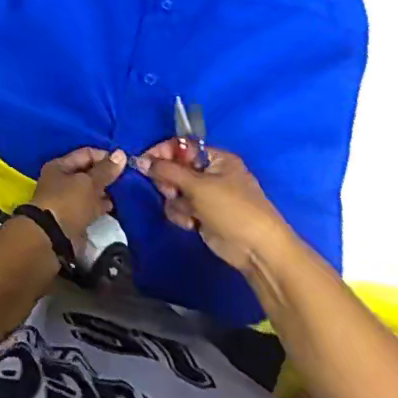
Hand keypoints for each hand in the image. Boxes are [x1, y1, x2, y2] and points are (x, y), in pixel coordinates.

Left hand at [29, 147, 127, 244]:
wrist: (53, 236)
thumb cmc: (69, 202)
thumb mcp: (88, 183)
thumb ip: (105, 170)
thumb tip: (121, 154)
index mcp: (60, 166)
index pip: (85, 154)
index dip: (104, 156)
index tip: (123, 162)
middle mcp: (61, 180)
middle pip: (87, 173)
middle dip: (105, 174)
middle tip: (126, 179)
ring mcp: (66, 199)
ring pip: (89, 190)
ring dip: (104, 191)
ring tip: (122, 192)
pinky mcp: (72, 216)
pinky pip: (89, 206)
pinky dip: (100, 205)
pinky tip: (112, 207)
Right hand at [135, 141, 299, 275]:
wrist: (258, 250)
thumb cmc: (232, 209)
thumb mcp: (198, 185)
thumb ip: (166, 170)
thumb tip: (140, 160)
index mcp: (216, 159)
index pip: (181, 147)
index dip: (162, 153)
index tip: (144, 162)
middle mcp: (211, 174)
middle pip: (175, 168)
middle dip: (169, 181)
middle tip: (170, 191)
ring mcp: (207, 196)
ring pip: (174, 190)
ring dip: (176, 201)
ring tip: (188, 212)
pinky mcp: (203, 215)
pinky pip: (180, 207)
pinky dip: (182, 214)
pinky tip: (192, 224)